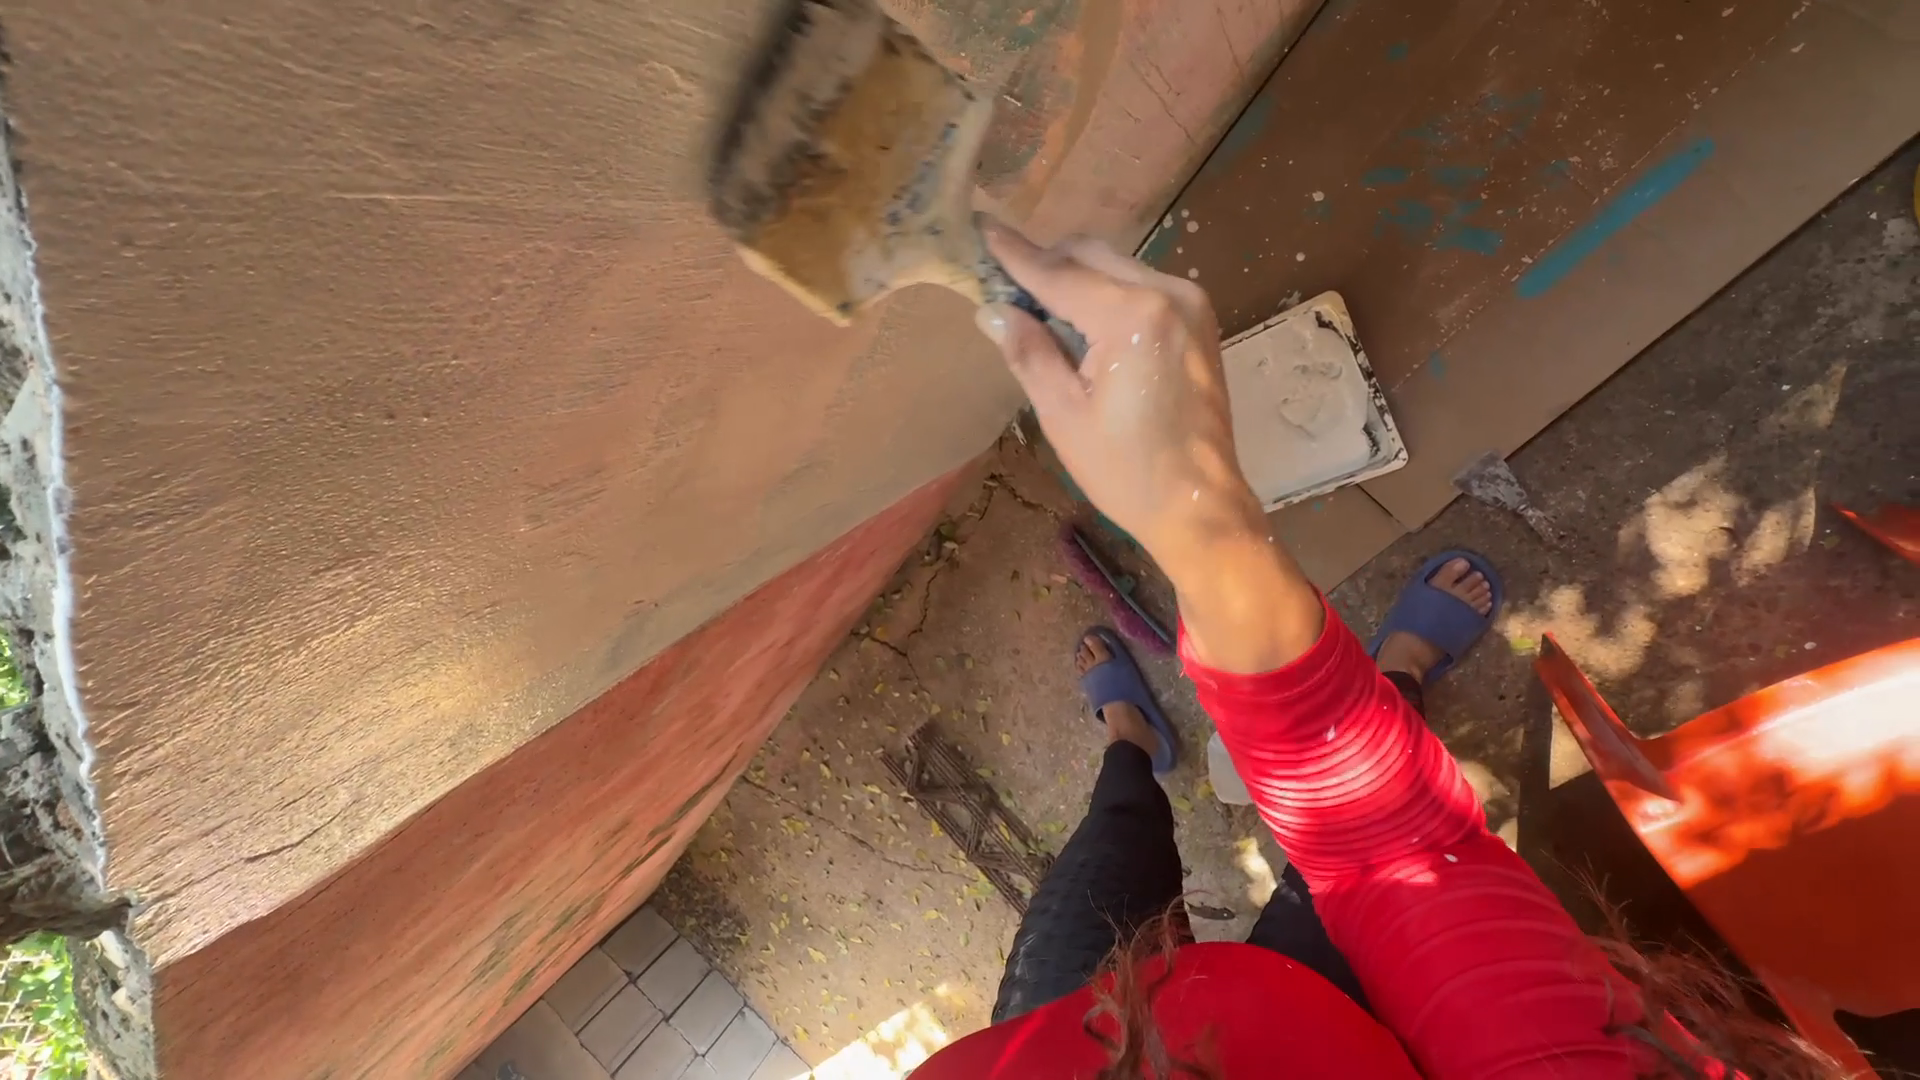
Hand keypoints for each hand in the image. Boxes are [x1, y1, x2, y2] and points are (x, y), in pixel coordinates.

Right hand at [975, 222, 1323, 670]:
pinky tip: (1083, 326)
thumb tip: (992, 310)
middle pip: (1092, 256)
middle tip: (1006, 288)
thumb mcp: (1062, 414)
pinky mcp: (1199, 321)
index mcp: (1133, 316)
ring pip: (1117, 268)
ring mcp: (1191, 304)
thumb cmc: (1124, 469)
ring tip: (1041, 313)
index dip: (1016, 255)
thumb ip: (1028, 352)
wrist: (1198, 502)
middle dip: (1047, 265)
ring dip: (1076, 279)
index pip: (1060, 274)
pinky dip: (1106, 294)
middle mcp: (1169, 293)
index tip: (983, 229)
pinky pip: (1140, 287)